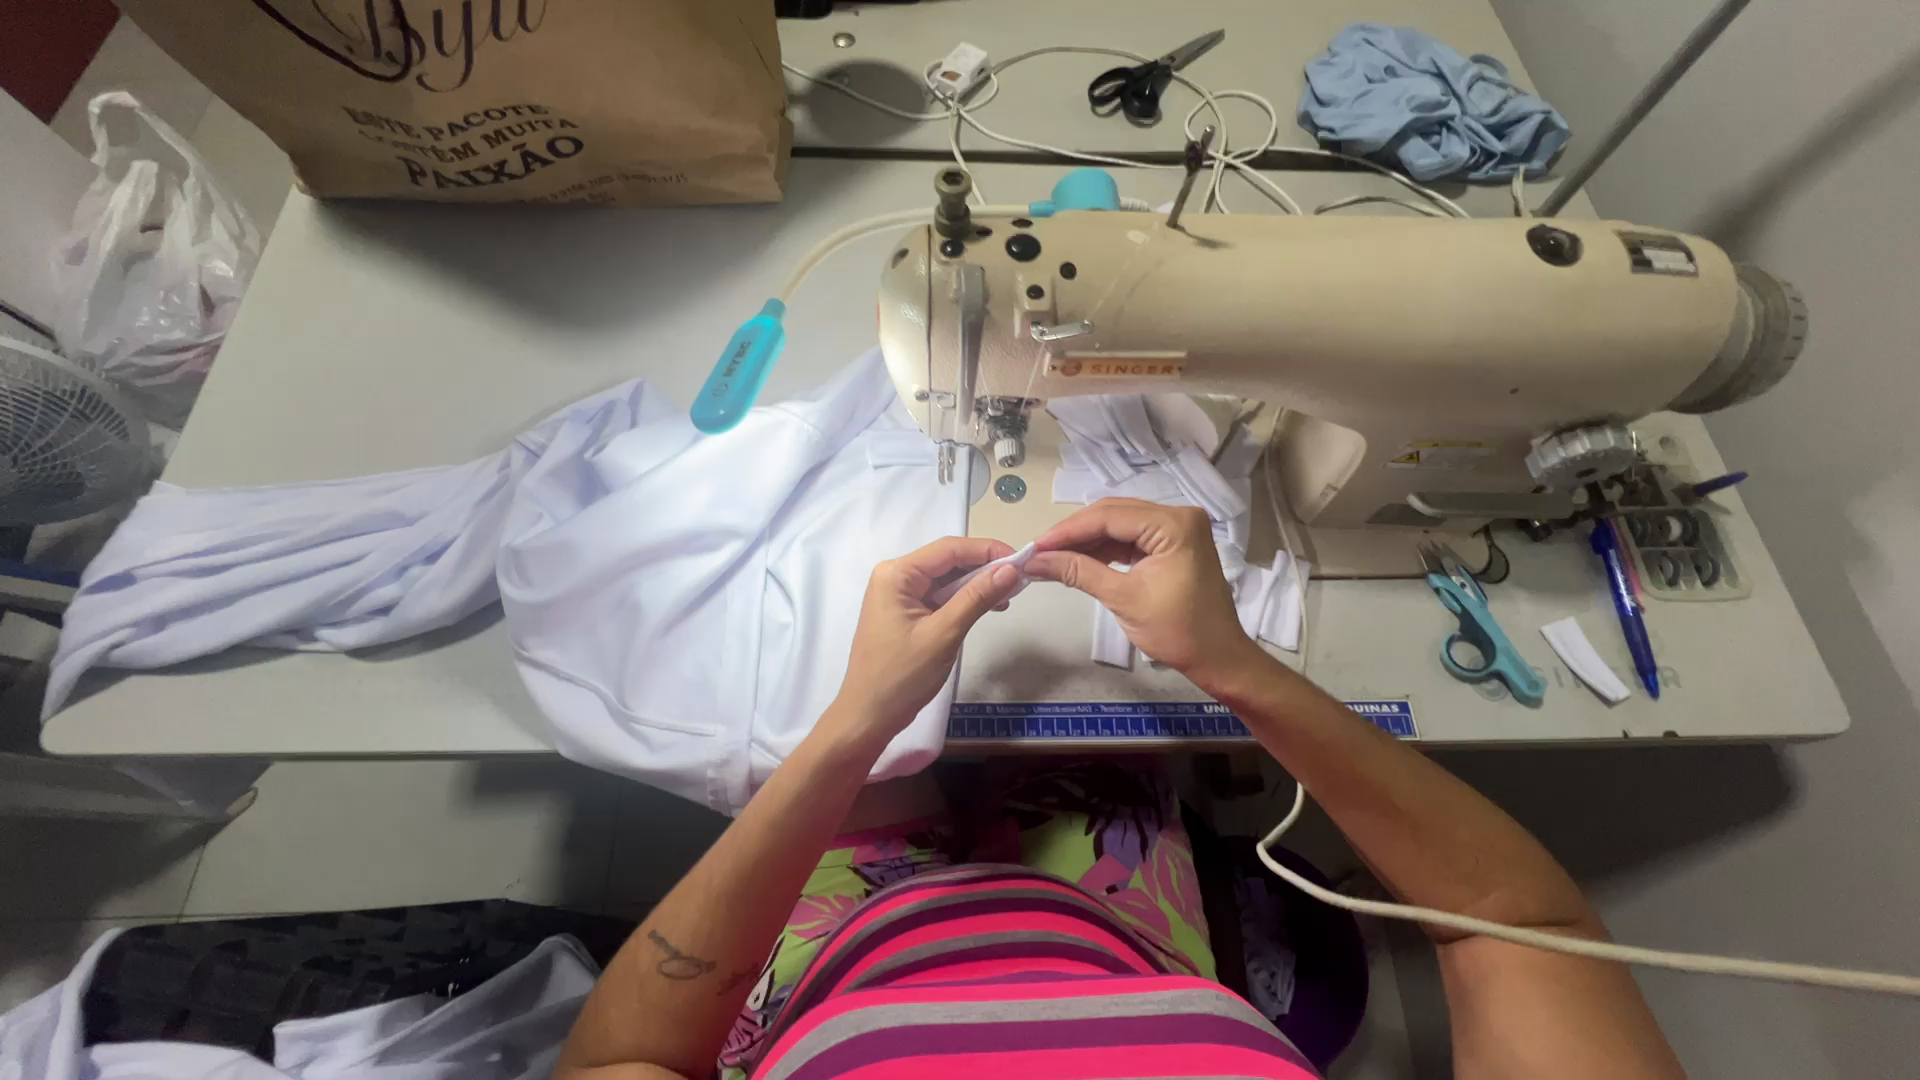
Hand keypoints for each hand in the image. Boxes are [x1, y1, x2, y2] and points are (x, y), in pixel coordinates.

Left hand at [823, 536, 1022, 750]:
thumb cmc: (902, 676)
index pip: (949, 549)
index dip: (987, 550)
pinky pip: (940, 597)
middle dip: (984, 568)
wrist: (869, 716)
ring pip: (947, 579)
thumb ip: (976, 597)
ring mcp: (900, 595)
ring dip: (977, 585)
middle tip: (1021, 578)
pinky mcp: (907, 613)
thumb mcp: (944, 634)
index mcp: (897, 574)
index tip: (1021, 559)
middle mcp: (896, 576)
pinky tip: (989, 606)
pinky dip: (965, 600)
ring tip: (1010, 594)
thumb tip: (1011, 569)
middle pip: (948, 561)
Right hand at [1025, 498, 1264, 687]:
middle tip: (1039, 551)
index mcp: (1174, 524)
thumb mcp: (1123, 598)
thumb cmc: (1177, 631)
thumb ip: (1078, 571)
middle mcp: (1178, 516)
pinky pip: (1130, 538)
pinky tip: (1078, 559)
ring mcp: (1176, 529)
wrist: (1217, 658)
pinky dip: (1104, 549)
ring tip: (1052, 557)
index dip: (1068, 530)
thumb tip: (1034, 561)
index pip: (1109, 516)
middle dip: (1075, 533)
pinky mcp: (1171, 544)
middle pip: (1113, 514)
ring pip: (1119, 525)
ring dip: (1087, 541)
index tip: (1035, 546)